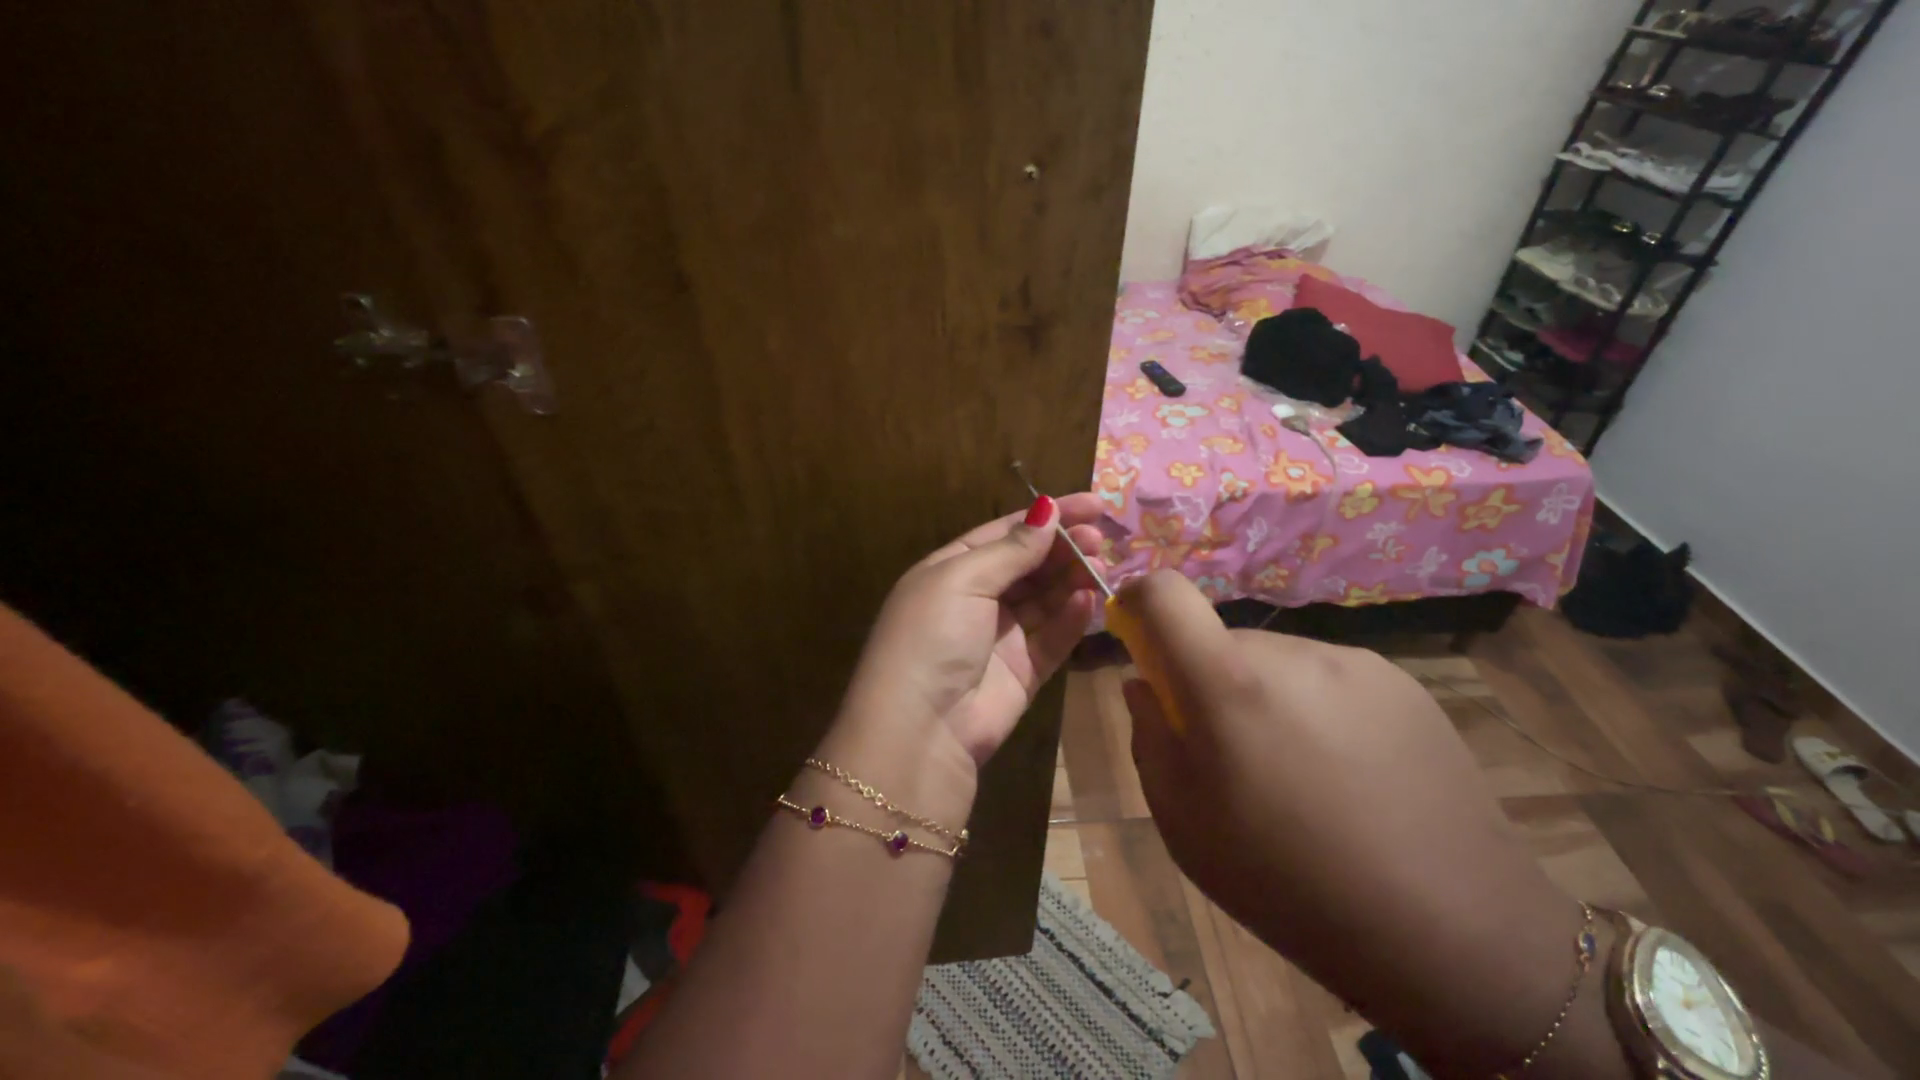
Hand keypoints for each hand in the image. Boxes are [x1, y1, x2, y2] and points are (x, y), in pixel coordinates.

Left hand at [838, 493, 1107, 769]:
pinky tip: (1090, 599)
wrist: (921, 728)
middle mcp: (974, 600)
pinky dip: (1072, 618)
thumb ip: (1010, 549)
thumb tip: (1047, 509)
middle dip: (1064, 547)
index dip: (1046, 517)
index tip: (1092, 504)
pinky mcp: (1022, 673)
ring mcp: (999, 638)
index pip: (1004, 533)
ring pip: (1045, 600)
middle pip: (1028, 565)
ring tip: (1102, 564)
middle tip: (1100, 537)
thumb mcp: (963, 579)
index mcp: (950, 570)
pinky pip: (1053, 639)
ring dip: (1072, 578)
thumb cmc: (933, 637)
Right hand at [1117, 571, 1621, 1077]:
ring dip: (1267, 699)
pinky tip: (1350, 779)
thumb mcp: (1184, 825)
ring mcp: (1356, 664)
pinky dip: (1318, 711)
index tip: (1146, 658)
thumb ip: (1151, 738)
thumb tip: (1147, 686)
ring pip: (1279, 662)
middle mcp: (1292, 653)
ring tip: (1301, 779)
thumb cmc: (1289, 885)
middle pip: (1223, 642)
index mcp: (1229, 685)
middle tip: (1234, 761)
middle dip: (1210, 684)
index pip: (1163, 594)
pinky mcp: (1404, 685)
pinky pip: (1331, 680)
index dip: (1140, 609)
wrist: (1449, 929)